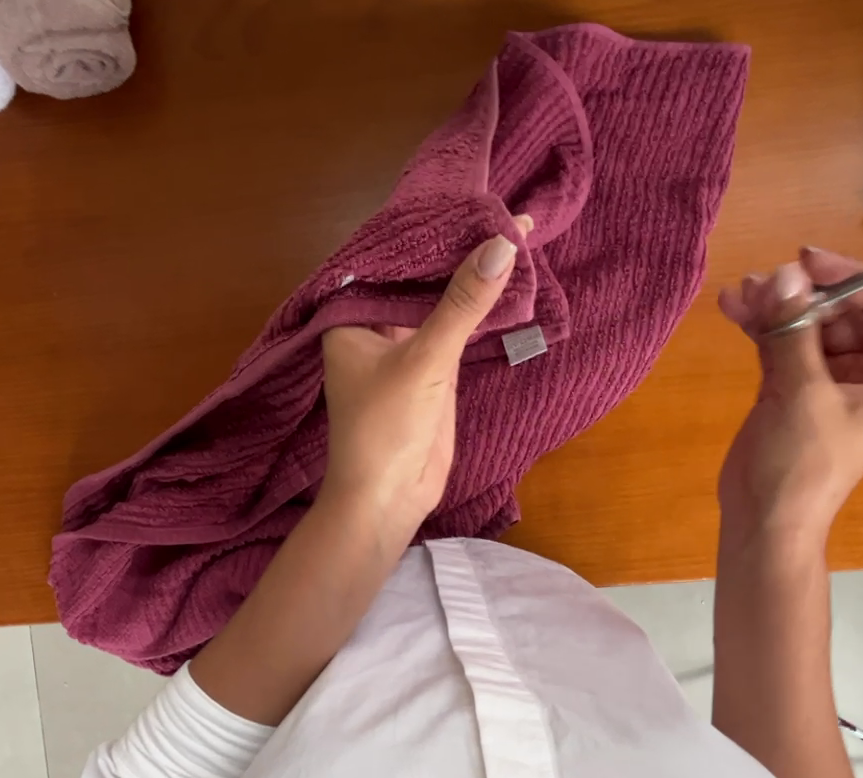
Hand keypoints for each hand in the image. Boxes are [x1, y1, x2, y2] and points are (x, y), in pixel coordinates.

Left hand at [319, 215, 530, 538]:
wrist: (388, 499)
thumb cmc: (385, 428)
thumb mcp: (424, 361)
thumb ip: (461, 304)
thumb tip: (503, 244)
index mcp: (348, 316)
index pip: (387, 257)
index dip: (426, 226)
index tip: (466, 193)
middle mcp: (371, 325)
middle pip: (415, 276)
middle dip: (454, 248)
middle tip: (500, 206)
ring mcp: (402, 347)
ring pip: (438, 301)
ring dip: (469, 276)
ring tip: (514, 231)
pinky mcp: (429, 369)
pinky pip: (453, 326)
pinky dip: (477, 308)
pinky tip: (507, 280)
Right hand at [715, 248, 862, 545]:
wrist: (763, 519)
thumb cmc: (800, 465)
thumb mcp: (802, 394)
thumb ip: (792, 333)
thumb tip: (780, 274)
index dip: (849, 278)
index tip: (803, 262)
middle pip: (841, 312)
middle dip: (800, 294)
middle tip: (760, 280)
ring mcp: (824, 380)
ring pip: (804, 327)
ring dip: (773, 308)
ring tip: (738, 292)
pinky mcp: (787, 389)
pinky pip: (779, 346)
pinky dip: (758, 328)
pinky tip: (733, 309)